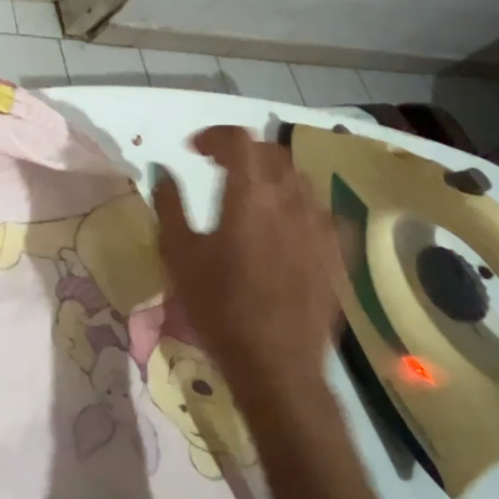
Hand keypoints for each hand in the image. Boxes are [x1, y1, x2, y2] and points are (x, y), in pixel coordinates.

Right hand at [152, 126, 342, 388]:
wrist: (275, 362)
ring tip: (248, 194)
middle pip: (273, 153)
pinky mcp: (337, 253)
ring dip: (271, 175)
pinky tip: (281, 225)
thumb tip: (162, 170)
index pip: (239, 140)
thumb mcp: (178, 252)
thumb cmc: (217, 306)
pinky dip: (296, 203)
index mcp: (250, 195)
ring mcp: (321, 227)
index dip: (214, 136)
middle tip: (216, 166)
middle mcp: (291, 201)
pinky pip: (319, 210)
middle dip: (242, 151)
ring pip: (299, 179)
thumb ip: (169, 203)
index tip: (193, 151)